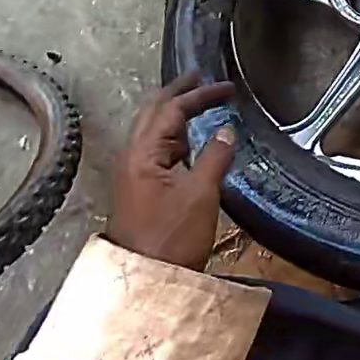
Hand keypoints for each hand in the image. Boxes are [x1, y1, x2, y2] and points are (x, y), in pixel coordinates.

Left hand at [105, 73, 237, 269]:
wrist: (143, 281)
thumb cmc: (172, 238)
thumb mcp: (200, 195)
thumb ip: (215, 157)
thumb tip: (228, 130)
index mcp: (142, 152)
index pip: (171, 109)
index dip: (200, 94)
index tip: (227, 88)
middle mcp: (132, 155)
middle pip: (153, 111)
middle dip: (178, 92)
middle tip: (201, 78)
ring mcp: (132, 171)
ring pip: (152, 128)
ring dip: (174, 112)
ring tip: (197, 103)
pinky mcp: (138, 186)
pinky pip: (155, 147)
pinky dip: (173, 134)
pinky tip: (187, 141)